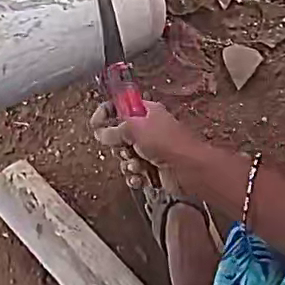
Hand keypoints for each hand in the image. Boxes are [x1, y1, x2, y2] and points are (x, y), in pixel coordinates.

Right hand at [90, 99, 206, 179]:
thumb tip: (100, 132)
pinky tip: (141, 177)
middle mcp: (147, 129)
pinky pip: (133, 172)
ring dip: (128, 164)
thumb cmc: (166, 143)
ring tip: (138, 165)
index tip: (96, 124)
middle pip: (118, 136)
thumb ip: (113, 130)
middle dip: (118, 147)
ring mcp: (150, 149)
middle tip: (126, 149)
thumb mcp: (134, 129)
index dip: (105, 114)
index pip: (119, 106)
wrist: (188, 170)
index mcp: (145, 112)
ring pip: (124, 156)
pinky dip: (135, 176)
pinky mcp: (152, 168)